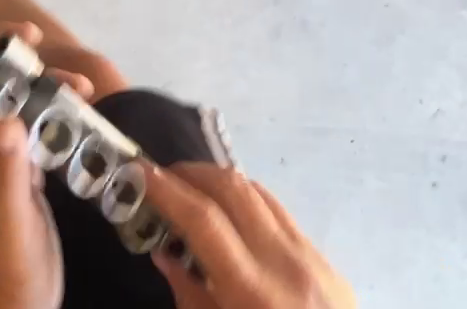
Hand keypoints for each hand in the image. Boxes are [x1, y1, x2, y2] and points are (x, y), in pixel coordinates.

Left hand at [0, 0, 88, 308]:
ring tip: (81, 85)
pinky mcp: (27, 174)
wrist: (13, 305)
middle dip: (6, 52)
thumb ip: (5, 168)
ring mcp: (5, 156)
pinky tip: (81, 111)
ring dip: (41, 82)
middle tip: (36, 37)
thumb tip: (4, 117)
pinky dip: (56, 110)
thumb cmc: (6, 262)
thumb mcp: (7, 214)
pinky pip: (37, 126)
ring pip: (16, 100)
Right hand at [141, 162, 355, 308]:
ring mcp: (311, 258)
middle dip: (190, 172)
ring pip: (257, 191)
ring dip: (217, 181)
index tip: (137, 171)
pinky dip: (247, 201)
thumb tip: (164, 254)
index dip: (166, 188)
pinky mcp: (328, 263)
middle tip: (161, 177)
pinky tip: (231, 213)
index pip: (202, 218)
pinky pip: (279, 212)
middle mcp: (284, 263)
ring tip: (192, 189)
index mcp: (253, 292)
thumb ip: (189, 296)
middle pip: (230, 187)